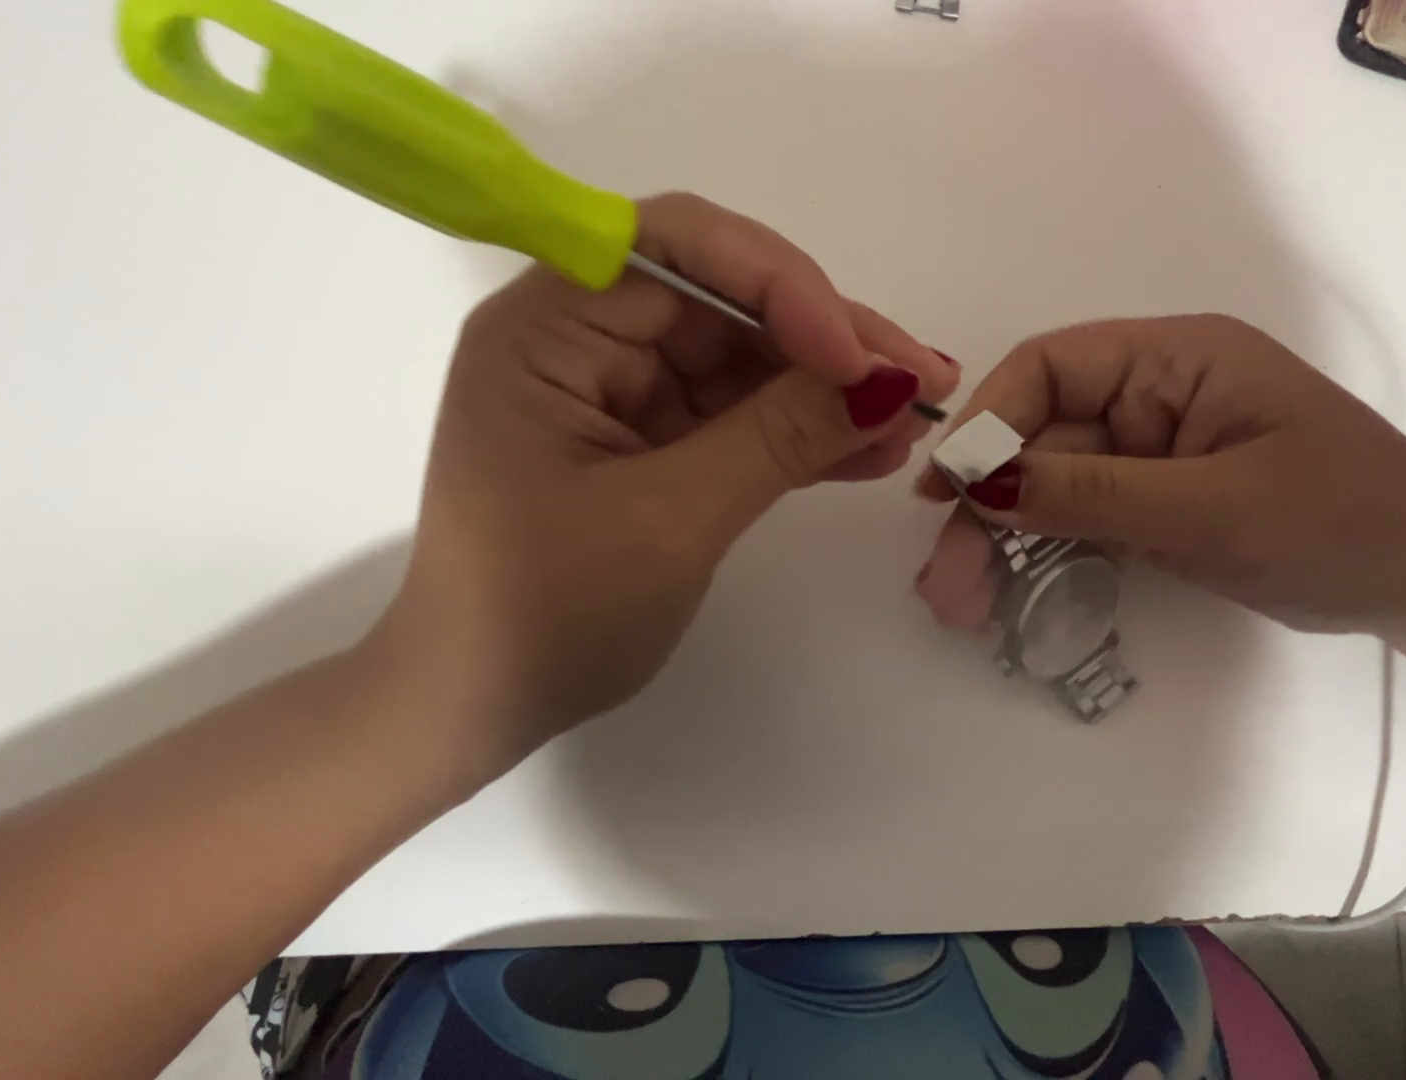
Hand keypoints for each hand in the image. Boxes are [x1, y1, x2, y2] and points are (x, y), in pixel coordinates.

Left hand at [360, 193, 958, 784]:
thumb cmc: (548, 615)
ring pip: (741, 362)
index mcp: (546, 331)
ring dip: (827, 390)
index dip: (777, 282)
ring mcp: (617, 395)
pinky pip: (734, 418)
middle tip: (924, 381)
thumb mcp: (668, 522)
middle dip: (826, 340)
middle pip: (722, 301)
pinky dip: (798, 434)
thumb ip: (776, 440)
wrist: (482, 704)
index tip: (855, 356)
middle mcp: (580, 342)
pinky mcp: (648, 445)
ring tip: (914, 422)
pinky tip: (867, 453)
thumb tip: (886, 382)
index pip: (673, 248)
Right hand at [913, 315, 1405, 658]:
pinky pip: (1071, 520)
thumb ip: (1091, 494)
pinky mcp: (1145, 503)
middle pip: (1035, 437)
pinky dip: (1032, 555)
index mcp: (1174, 361)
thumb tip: (981, 484)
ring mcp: (1143, 454)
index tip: (945, 488)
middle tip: (944, 578)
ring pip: (1043, 485)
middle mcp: (1148, 397)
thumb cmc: (1345, 527)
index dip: (987, 422)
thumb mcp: (1213, 510)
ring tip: (958, 601)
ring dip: (996, 539)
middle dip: (984, 504)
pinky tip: (997, 592)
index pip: (1050, 368)